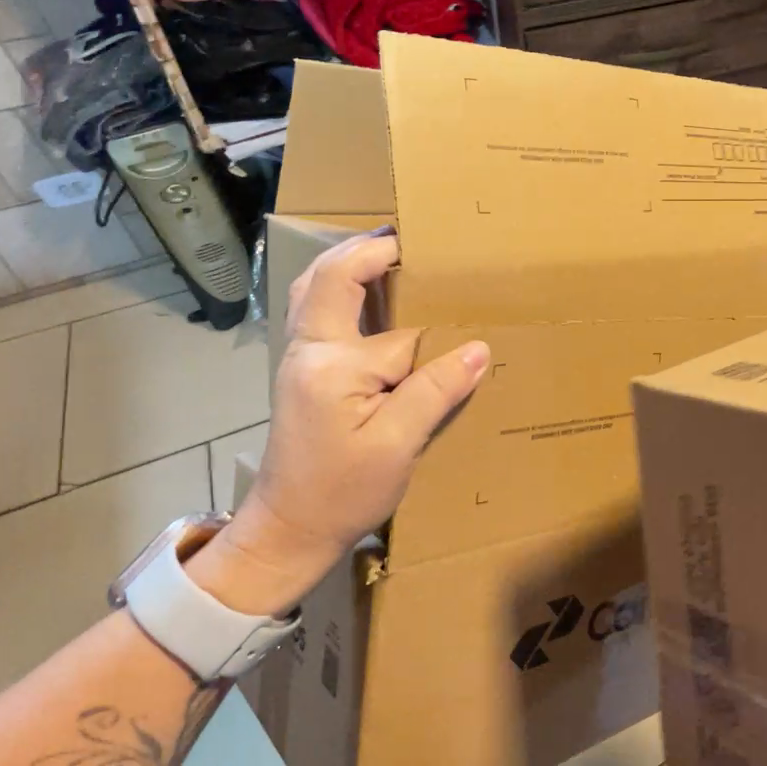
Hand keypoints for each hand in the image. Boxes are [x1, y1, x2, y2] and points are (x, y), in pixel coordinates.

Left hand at [186, 228, 489, 614]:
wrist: (287, 530)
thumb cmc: (342, 493)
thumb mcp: (397, 446)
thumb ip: (435, 390)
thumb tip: (480, 347)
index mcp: (332, 366)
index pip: (400, 336)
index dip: (437, 335)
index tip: (471, 307)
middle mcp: (309, 349)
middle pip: (332, 276)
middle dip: (372, 248)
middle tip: (416, 236)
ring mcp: (300, 356)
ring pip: (317, 286)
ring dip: (352, 260)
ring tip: (394, 249)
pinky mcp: (302, 368)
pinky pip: (319, 307)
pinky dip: (343, 284)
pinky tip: (370, 288)